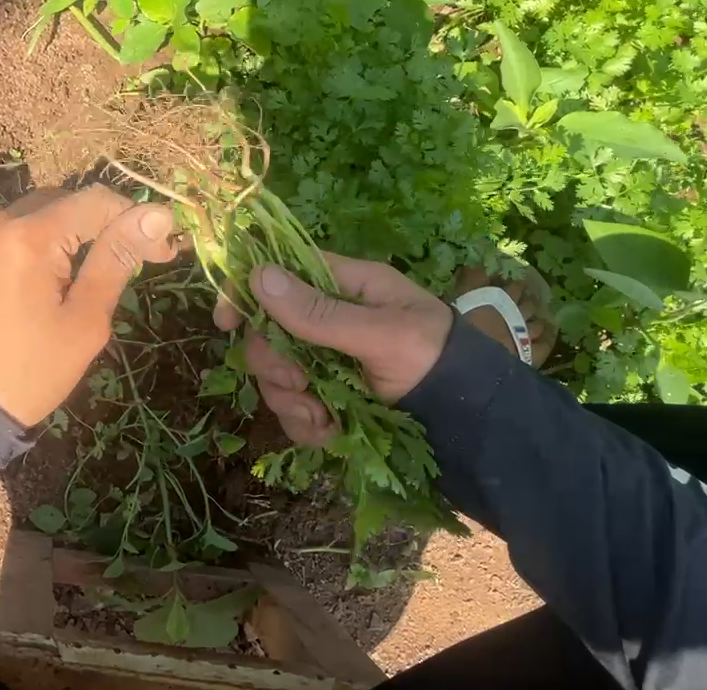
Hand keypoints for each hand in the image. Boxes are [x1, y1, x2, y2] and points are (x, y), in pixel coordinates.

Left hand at [0, 185, 177, 427]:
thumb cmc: (30, 369)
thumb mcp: (85, 319)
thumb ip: (118, 259)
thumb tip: (158, 216)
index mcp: (28, 235)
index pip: (96, 202)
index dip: (135, 219)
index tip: (164, 252)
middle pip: (69, 201)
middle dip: (107, 224)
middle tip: (139, 261)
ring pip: (45, 211)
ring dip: (77, 231)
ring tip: (103, 269)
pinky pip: (21, 227)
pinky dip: (48, 240)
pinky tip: (65, 271)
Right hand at [215, 253, 450, 446]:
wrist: (480, 429)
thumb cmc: (440, 364)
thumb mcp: (383, 334)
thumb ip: (319, 313)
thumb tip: (259, 276)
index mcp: (343, 286)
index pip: (278, 274)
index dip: (245, 293)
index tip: (225, 322)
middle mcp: (327, 320)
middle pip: (266, 330)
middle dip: (274, 361)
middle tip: (298, 383)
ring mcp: (325, 361)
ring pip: (274, 372)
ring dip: (288, 397)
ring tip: (321, 416)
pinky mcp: (329, 398)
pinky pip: (292, 408)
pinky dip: (303, 424)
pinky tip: (328, 433)